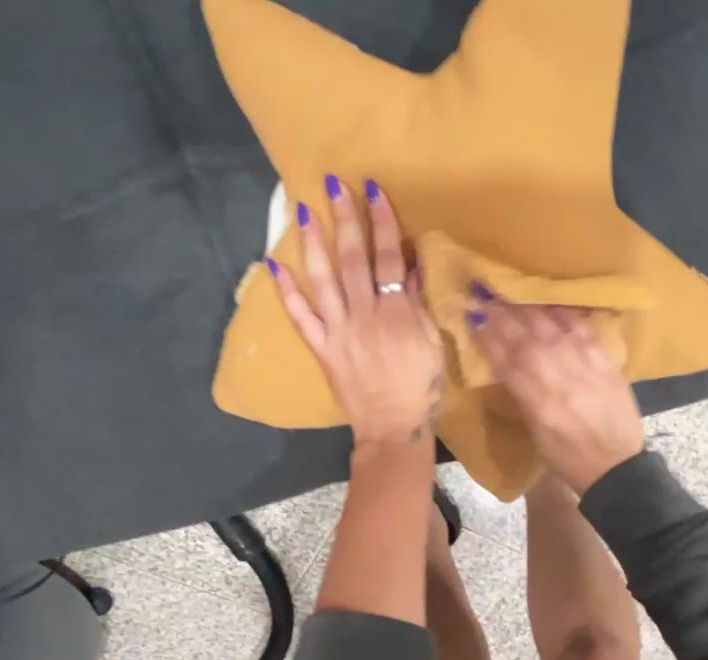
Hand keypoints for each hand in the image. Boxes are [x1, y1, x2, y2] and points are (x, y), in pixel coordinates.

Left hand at [268, 176, 445, 448]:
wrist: (393, 427)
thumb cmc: (420, 388)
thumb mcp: (432, 343)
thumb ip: (419, 303)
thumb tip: (411, 264)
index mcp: (395, 313)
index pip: (387, 257)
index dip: (381, 221)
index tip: (372, 189)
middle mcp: (363, 315)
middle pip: (352, 259)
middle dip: (344, 218)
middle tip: (334, 184)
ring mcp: (339, 332)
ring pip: (323, 279)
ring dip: (312, 242)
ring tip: (303, 210)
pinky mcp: (322, 349)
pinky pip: (301, 317)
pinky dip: (287, 292)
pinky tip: (275, 264)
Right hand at [471, 302, 645, 493]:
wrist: (617, 468)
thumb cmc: (569, 460)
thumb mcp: (537, 437)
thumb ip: (523, 399)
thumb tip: (506, 366)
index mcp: (540, 406)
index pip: (508, 364)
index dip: (489, 340)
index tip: (473, 319)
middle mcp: (562, 383)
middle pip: (529, 342)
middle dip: (505, 317)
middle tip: (487, 297)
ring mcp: (588, 371)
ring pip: (554, 332)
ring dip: (530, 311)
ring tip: (513, 296)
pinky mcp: (608, 365)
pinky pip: (585, 333)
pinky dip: (566, 317)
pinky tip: (551, 305)